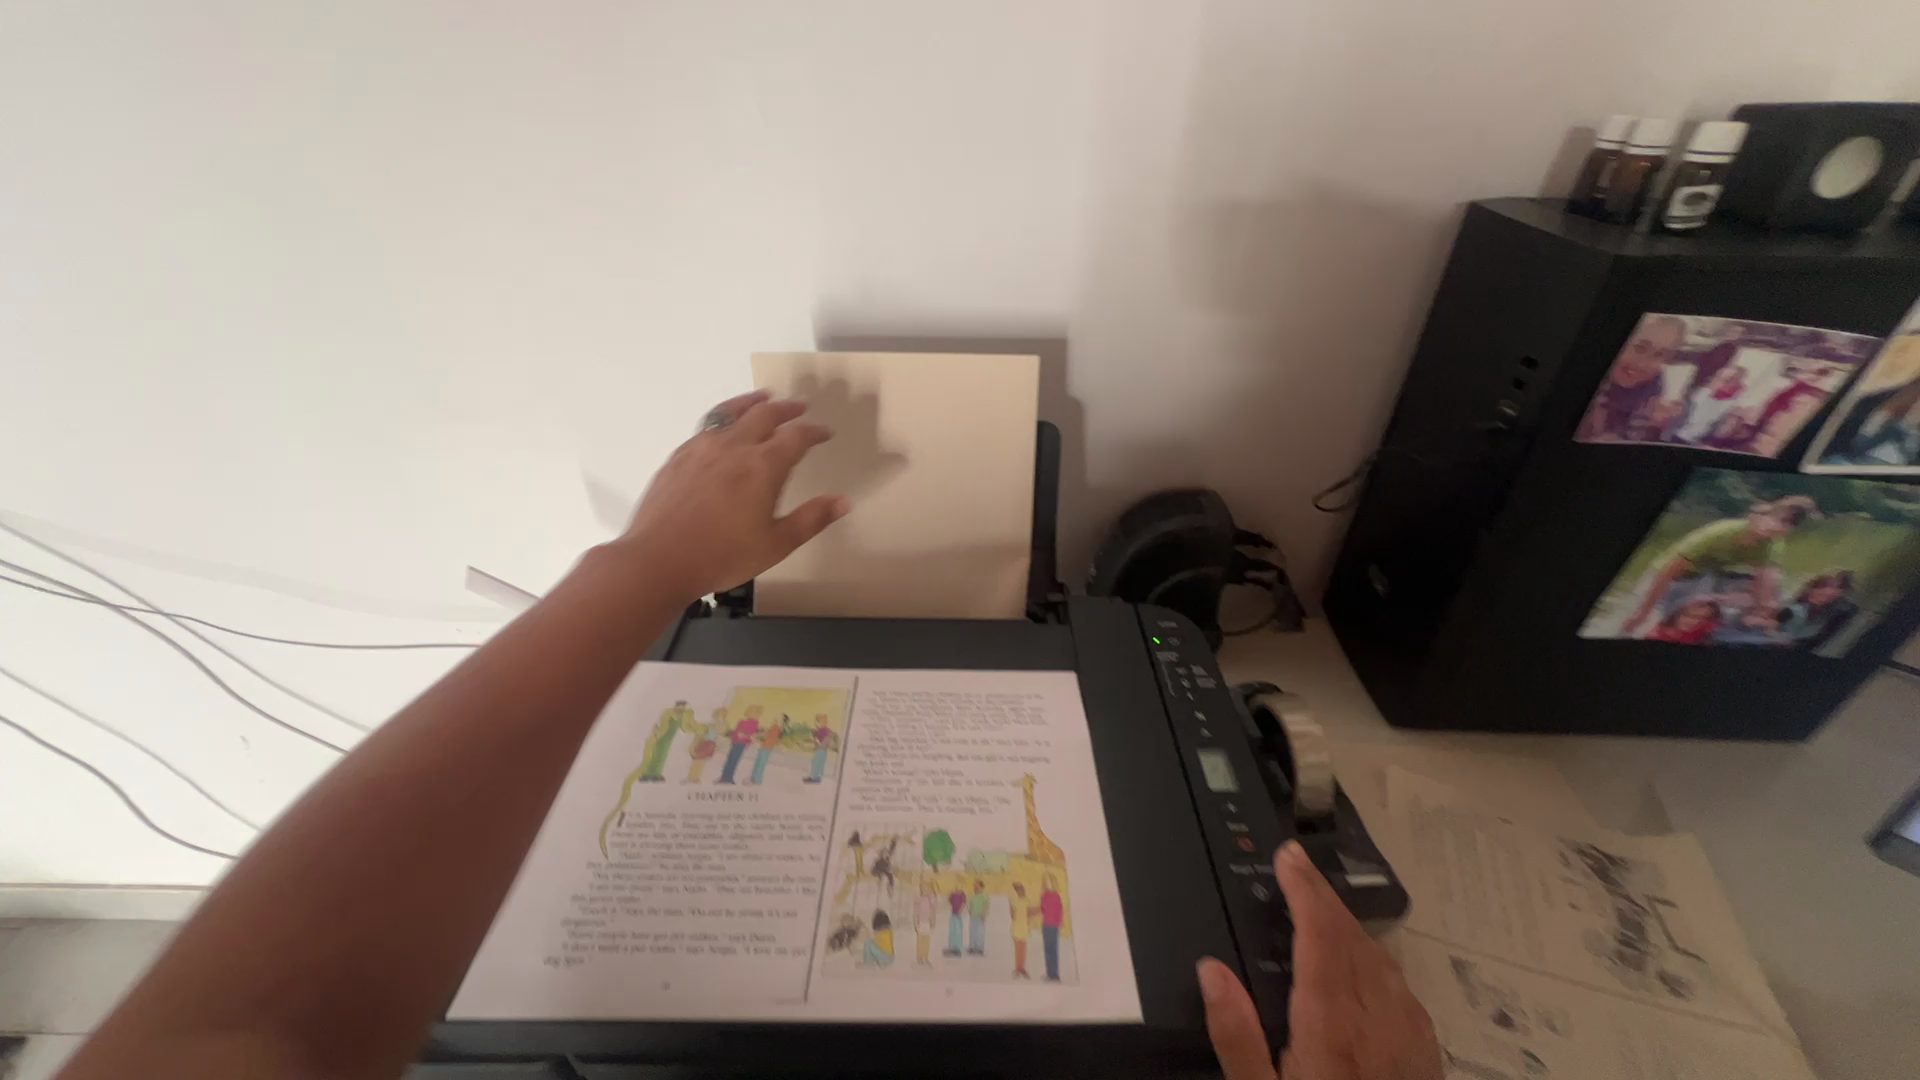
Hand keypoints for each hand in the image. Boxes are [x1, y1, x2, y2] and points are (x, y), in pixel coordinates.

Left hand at [612, 390, 848, 601]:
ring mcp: (702, 448)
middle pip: (764, 415)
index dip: (814, 432)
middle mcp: (734, 447)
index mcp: (762, 467)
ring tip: (763, 398)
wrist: (658, 560)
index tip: (825, 433)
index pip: (796, 437)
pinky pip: (707, 426)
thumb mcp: (776, 544)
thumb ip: (811, 519)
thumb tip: (843, 501)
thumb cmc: (723, 556)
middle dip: (786, 409)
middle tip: (799, 407)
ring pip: (731, 412)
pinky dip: (725, 418)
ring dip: (752, 403)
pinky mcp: (679, 457)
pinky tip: (724, 430)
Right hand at [1198, 842, 1439, 1079]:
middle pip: (1354, 938)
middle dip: (1323, 895)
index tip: (1288, 856)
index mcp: (1332, 1028)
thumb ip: (1235, 1035)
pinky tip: (1363, 965)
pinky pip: (1402, 991)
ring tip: (1320, 907)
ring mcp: (1410, 1043)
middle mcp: (1378, 1024)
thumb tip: (1210, 967)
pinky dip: (1375, 960)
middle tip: (1296, 867)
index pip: (1321, 936)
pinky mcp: (1426, 1062)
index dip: (1304, 889)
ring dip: (1350, 924)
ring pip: (1382, 961)